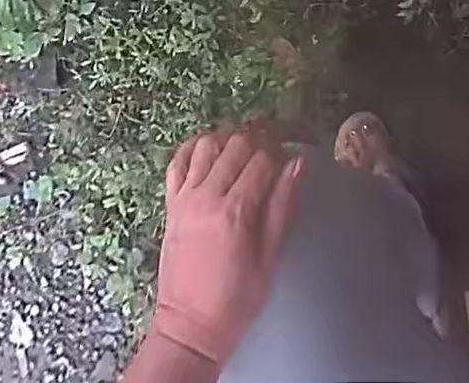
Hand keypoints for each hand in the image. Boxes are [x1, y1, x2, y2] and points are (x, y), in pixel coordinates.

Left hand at [151, 129, 304, 366]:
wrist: (189, 330)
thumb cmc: (236, 300)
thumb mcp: (269, 258)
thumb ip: (282, 206)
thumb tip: (297, 164)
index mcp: (235, 212)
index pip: (262, 160)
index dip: (279, 153)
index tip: (288, 158)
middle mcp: (207, 197)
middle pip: (235, 145)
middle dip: (257, 141)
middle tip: (269, 151)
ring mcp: (184, 198)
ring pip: (207, 145)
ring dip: (228, 139)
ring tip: (242, 149)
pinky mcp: (170, 203)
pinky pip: (178, 161)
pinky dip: (193, 147)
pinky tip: (209, 149)